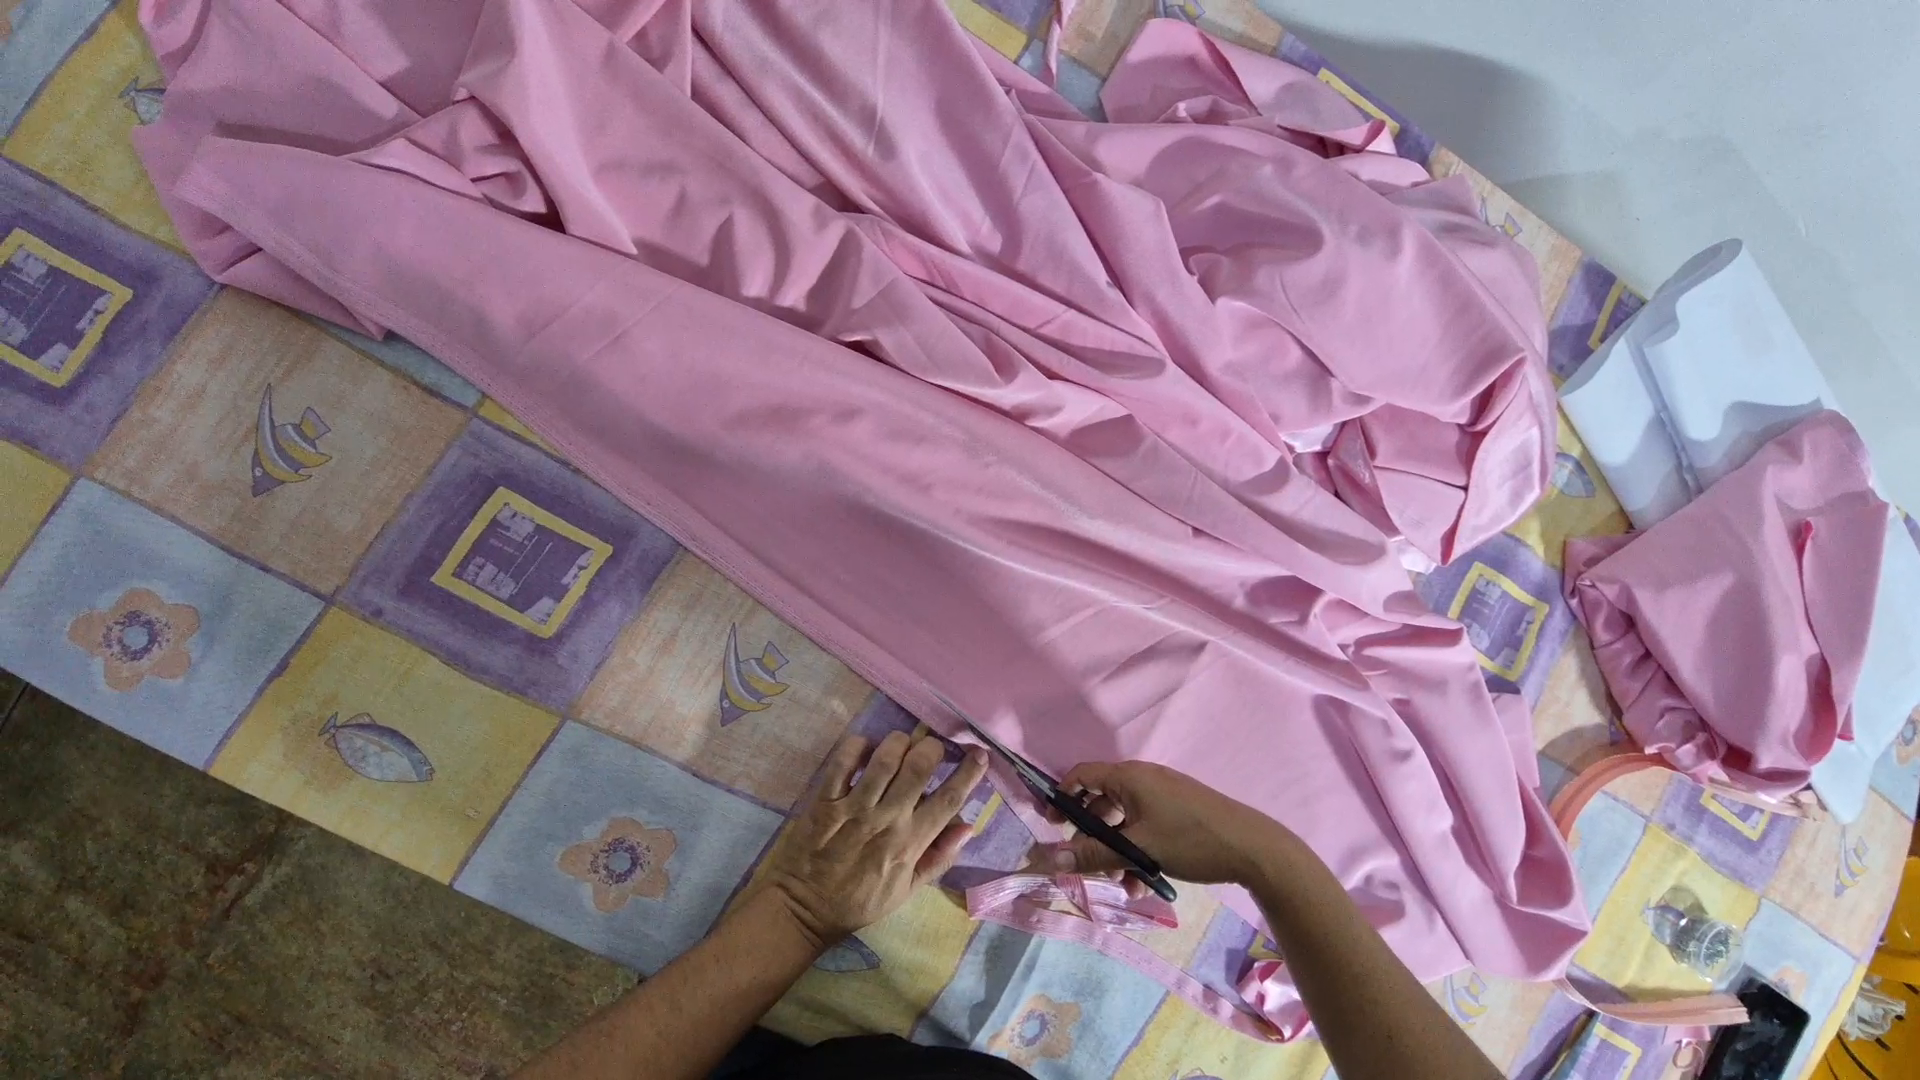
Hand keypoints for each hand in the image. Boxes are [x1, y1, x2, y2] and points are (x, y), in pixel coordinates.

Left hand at [750, 731, 987, 950]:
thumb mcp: (907, 891)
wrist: (804, 910)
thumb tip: (967, 826)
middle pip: (919, 768)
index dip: (968, 772)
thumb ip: (938, 857)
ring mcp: (853, 808)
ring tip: (901, 744)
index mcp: (909, 843)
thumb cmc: (859, 901)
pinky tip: (865, 747)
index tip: (979, 753)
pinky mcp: (824, 800)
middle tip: (931, 747)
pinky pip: (843, 761)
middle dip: (932, 748)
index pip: (948, 800)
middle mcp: (886, 820)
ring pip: (884, 758)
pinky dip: (857, 746)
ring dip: (898, 743)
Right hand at [1042, 761, 1290, 887]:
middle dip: (1091, 835)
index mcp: (1129, 777)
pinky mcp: (1178, 810)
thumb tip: (1051, 857)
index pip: (1082, 775)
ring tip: (1120, 883)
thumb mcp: (1138, 849)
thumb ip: (1093, 854)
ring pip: (1124, 819)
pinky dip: (1137, 850)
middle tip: (1085, 863)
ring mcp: (1163, 794)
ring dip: (1116, 850)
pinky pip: (1144, 826)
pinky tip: (1143, 884)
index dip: (1061, 797)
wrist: (1254, 848)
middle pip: (1101, 801)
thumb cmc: (1190, 840)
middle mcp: (1143, 779)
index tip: (1050, 825)